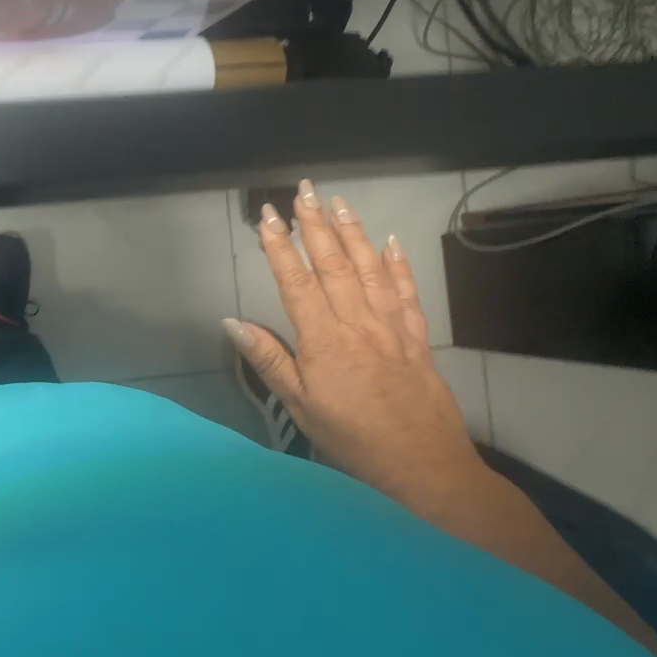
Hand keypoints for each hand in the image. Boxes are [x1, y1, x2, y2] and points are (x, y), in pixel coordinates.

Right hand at [223, 180, 478, 496]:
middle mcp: (359, 324)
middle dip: (315, 224)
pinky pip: (406, 293)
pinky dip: (398, 264)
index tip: (267, 215)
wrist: (424, 465)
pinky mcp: (417, 338)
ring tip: (338, 202)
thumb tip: (232, 322)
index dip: (280, 247)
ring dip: (353, 232)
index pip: (297, 283)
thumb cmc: (353, 438)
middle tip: (303, 190)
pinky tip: (390, 241)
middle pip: (335, 265)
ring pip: (371, 269)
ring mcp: (392, 328)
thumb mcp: (300, 405)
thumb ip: (269, 360)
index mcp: (325, 341)